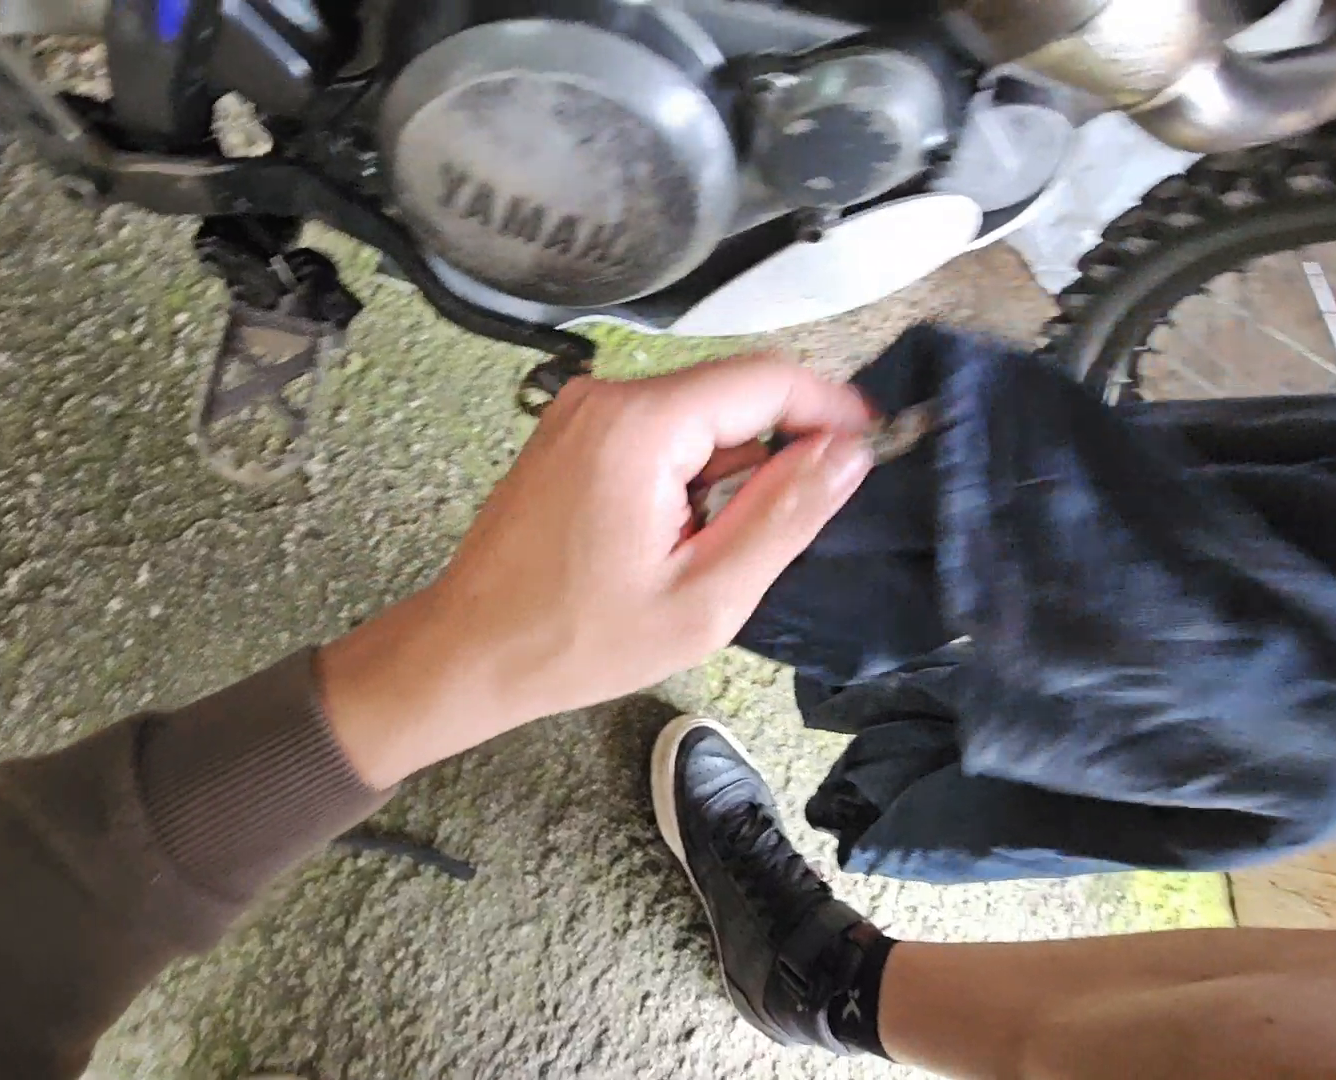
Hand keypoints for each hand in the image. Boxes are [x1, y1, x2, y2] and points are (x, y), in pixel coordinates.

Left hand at [320, 353, 875, 787]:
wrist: (468, 652)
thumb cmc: (579, 641)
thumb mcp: (703, 597)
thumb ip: (782, 515)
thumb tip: (847, 452)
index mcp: (639, 425)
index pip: (765, 379)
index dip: (829, 408)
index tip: (867, 449)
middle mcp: (604, 397)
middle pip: (727, 399)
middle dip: (763, 461)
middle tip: (755, 543)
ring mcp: (577, 413)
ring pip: (691, 422)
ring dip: (717, 480)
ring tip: (688, 557)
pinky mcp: (565, 436)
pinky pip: (650, 437)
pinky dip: (678, 479)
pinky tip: (656, 542)